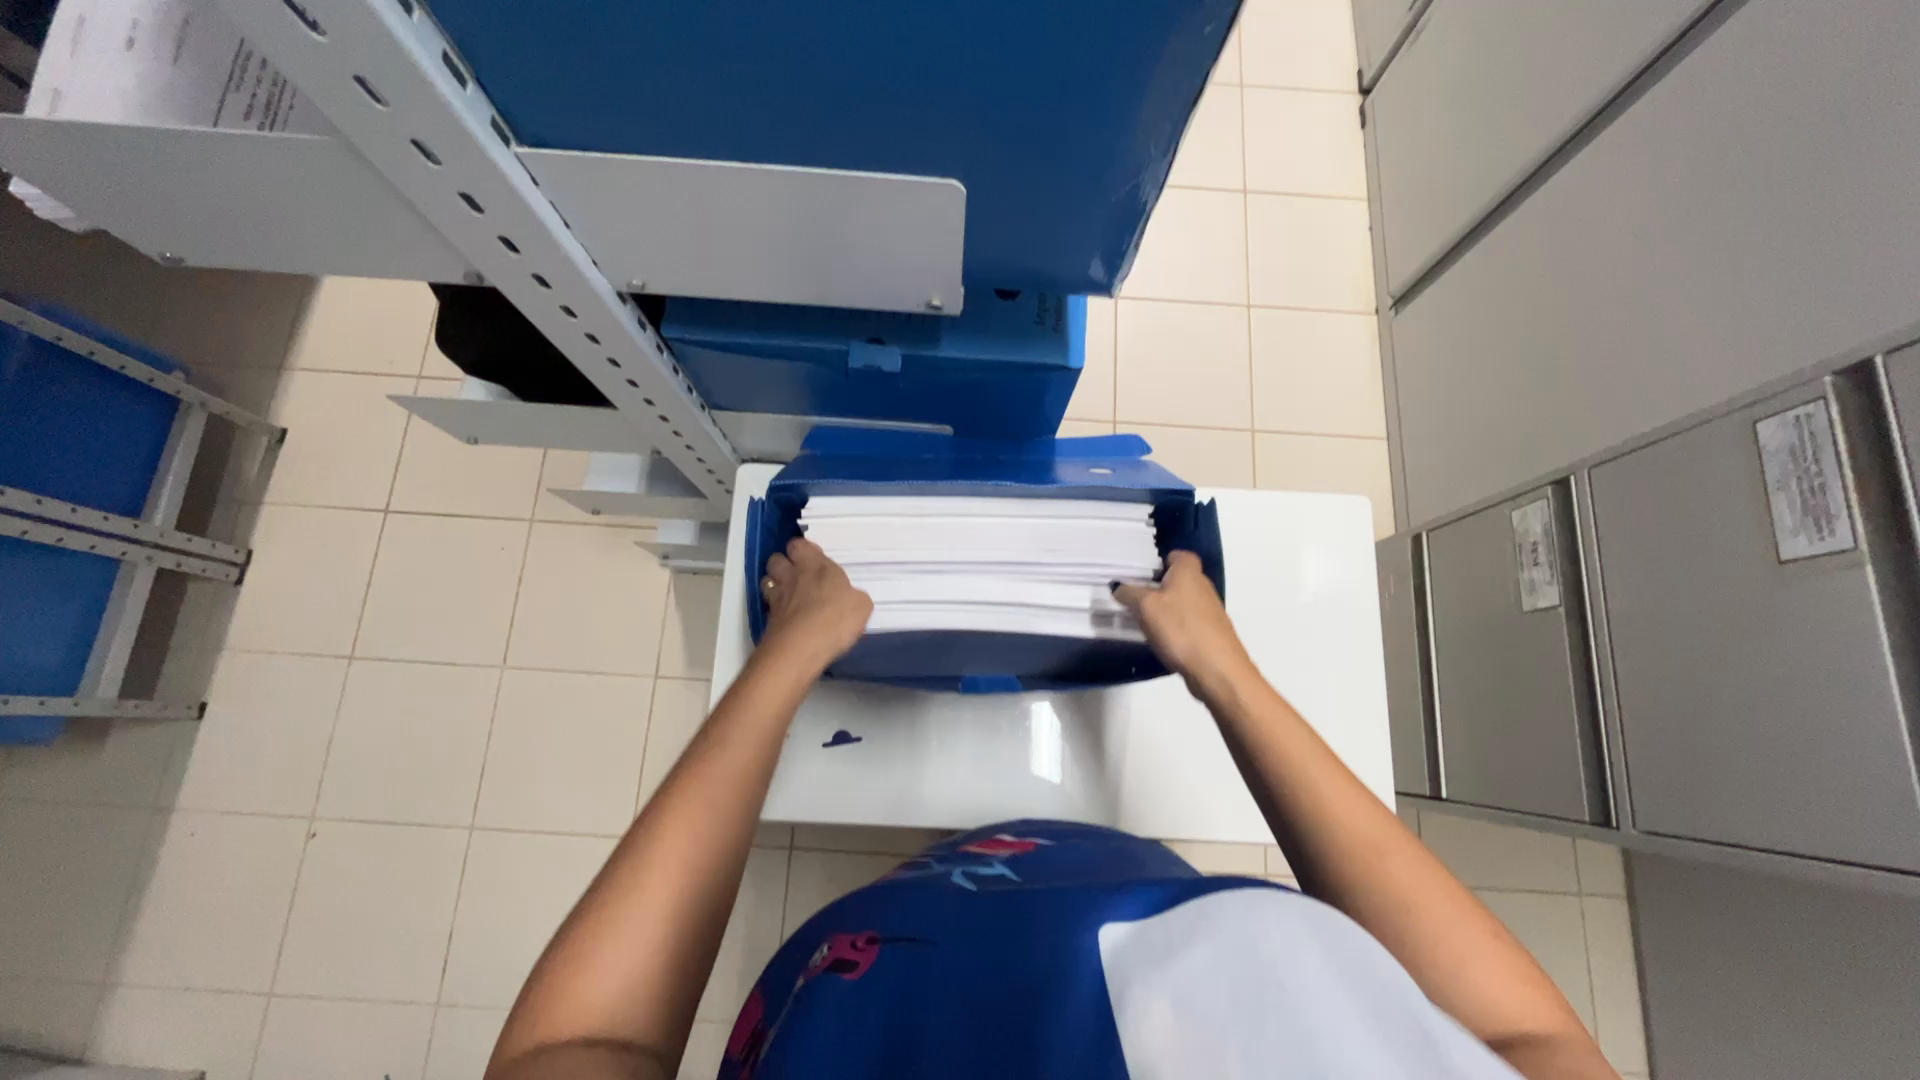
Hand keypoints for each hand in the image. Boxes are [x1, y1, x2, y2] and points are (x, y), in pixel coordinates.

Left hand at [759, 537, 872, 672]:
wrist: (800, 648)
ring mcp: (777, 597)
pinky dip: (775, 609)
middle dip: (784, 564)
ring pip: (767, 580)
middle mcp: (792, 576)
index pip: (800, 545)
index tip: (814, 560)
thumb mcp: (861, 605)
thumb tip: (851, 598)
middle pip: (776, 559)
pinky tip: (788, 618)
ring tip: (788, 595)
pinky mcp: (768, 619)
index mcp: (815, 565)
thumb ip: (854, 597)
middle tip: (798, 576)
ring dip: (775, 584)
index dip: (804, 550)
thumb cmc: (835, 618)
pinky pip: (769, 606)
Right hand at [1112, 550, 1255, 696]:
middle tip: (1133, 597)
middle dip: (1157, 587)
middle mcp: (1202, 586)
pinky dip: (1174, 627)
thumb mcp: (1145, 607)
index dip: (1160, 561)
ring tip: (1143, 621)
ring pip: (1182, 602)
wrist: (1217, 670)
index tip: (1141, 573)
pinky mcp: (1210, 633)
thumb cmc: (1180, 629)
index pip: (1177, 555)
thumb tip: (1118, 586)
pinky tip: (1162, 640)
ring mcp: (1209, 611)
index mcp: (1188, 572)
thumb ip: (1129, 593)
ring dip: (1165, 609)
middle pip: (1178, 579)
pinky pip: (1187, 622)